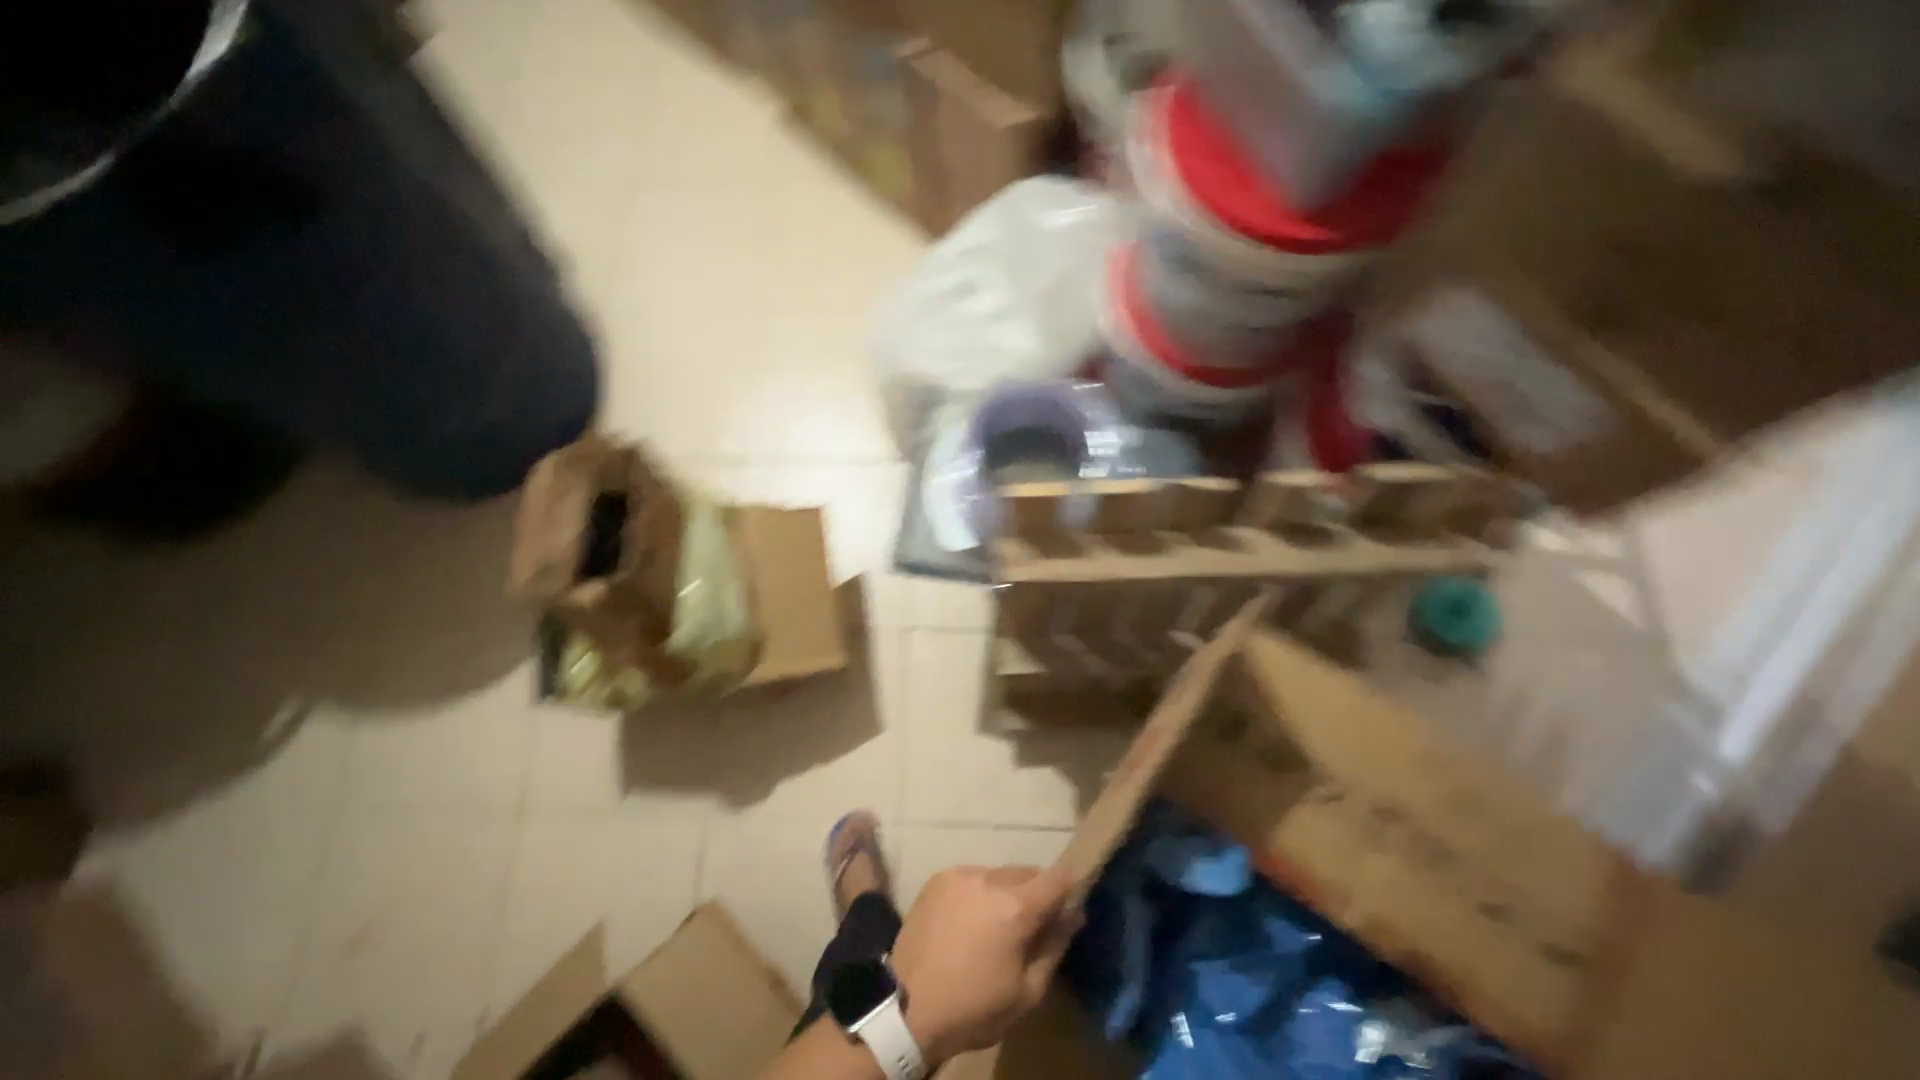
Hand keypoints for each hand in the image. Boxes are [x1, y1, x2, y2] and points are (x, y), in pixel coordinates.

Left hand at [889, 865, 1083, 1061]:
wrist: (905, 1008)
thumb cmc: (974, 1007)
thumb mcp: (1027, 992)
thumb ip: (1055, 946)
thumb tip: (1073, 914)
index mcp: (1016, 907)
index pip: (1059, 877)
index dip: (1070, 889)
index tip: (1067, 908)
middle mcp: (989, 879)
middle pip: (1028, 873)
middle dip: (1036, 895)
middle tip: (1030, 928)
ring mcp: (960, 875)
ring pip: (999, 874)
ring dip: (1006, 893)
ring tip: (994, 927)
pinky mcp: (937, 880)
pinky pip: (972, 877)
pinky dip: (979, 893)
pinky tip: (969, 922)